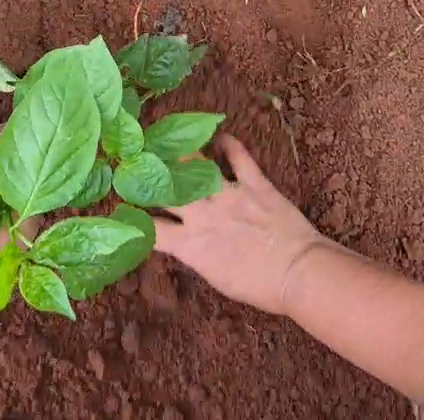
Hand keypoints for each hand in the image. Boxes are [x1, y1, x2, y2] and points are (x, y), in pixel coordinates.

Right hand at [154, 135, 334, 314]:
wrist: (297, 272)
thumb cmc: (258, 287)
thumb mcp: (216, 277)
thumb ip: (197, 253)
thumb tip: (187, 240)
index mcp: (191, 245)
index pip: (153, 230)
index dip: (137, 218)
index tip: (127, 209)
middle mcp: (204, 215)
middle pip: (168, 191)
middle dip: (152, 179)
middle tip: (143, 168)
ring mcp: (228, 194)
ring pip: (197, 166)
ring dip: (183, 156)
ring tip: (173, 145)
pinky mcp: (254, 182)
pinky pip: (239, 156)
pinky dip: (229, 144)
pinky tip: (221, 137)